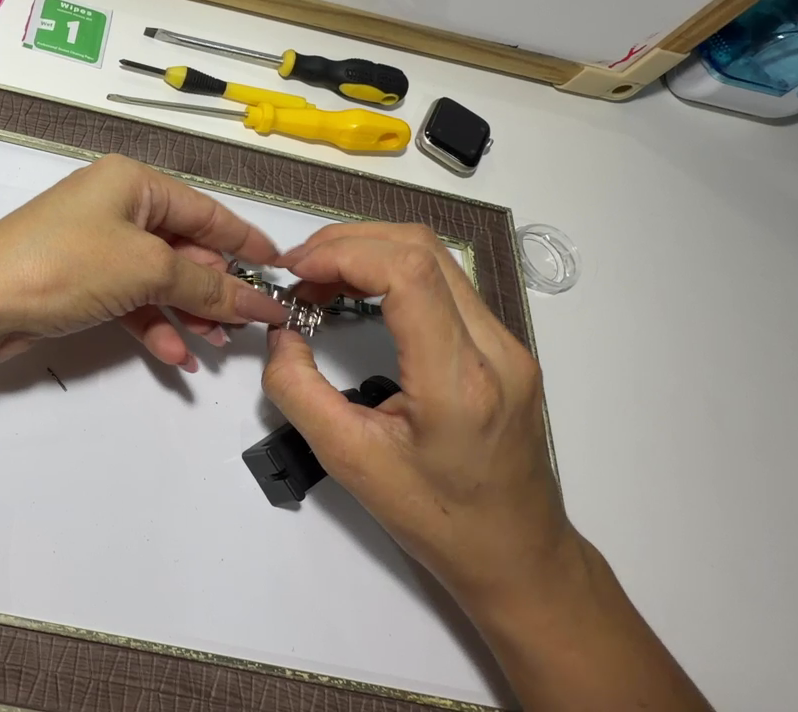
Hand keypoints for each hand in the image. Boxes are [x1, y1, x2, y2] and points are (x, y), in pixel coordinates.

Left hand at [0, 155, 289, 368]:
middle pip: (183, 247)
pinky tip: (174, 354)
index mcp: (132, 183)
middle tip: (246, 325)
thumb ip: (207, 285)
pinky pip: (130, 299)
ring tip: (213, 345)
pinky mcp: (80, 280)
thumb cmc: (64, 265)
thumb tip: (259, 300)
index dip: (245, 242)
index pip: (205, 212)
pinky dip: (153, 324)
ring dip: (186, 311)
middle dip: (214, 287)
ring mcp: (95, 245)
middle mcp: (114, 206)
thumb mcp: (146, 269)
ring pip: (158, 278)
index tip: (280, 271)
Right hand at [261, 223, 574, 608]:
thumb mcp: (347, 460)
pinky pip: (441, 280)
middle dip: (347, 243)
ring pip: (433, 255)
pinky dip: (388, 271)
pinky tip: (354, 296)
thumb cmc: (436, 517)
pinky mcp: (502, 344)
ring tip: (318, 281)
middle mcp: (494, 349)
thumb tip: (280, 334)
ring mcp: (506, 342)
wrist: (517, 553)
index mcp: (459, 381)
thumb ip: (298, 390)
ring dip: (366, 252)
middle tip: (297, 272)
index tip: (295, 273)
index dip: (343, 254)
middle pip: (421, 248)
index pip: (408, 273)